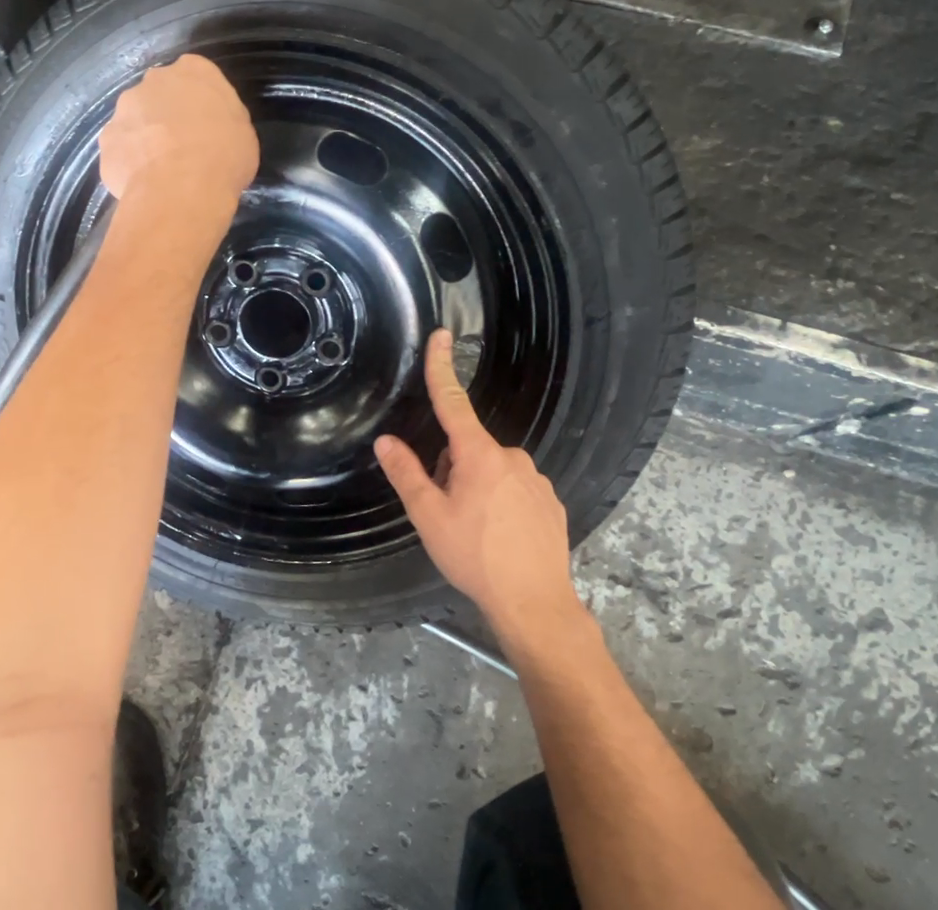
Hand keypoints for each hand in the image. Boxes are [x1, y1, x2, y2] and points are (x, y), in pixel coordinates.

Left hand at [98, 55, 257, 215]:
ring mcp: (123, 110)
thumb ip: (222, 121)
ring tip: (158, 170)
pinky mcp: (106, 141)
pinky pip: (119, 151)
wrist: (181, 189)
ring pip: (133, 121)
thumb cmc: (223, 157)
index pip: (195, 74)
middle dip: (164, 115)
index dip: (198, 101)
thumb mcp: (242, 135)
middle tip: (179, 147)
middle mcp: (153, 81)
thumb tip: (211, 129)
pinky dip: (128, 164)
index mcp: (193, 71)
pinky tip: (142, 185)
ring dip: (142, 138)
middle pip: (158, 94)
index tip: (203, 123)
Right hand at [374, 329, 586, 644]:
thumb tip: (387, 441)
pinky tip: (497, 538)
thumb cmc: (474, 556)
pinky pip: (514, 489)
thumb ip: (407, 474)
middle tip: (446, 511)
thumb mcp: (429, 517)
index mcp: (478, 455)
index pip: (453, 401)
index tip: (441, 335)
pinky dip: (499, 504)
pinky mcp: (550, 502)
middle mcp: (512, 458)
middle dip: (451, 469)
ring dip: (475, 487)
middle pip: (467, 448)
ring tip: (472, 531)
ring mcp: (536, 480)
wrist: (534, 601)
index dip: (441, 367)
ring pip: (491, 471)